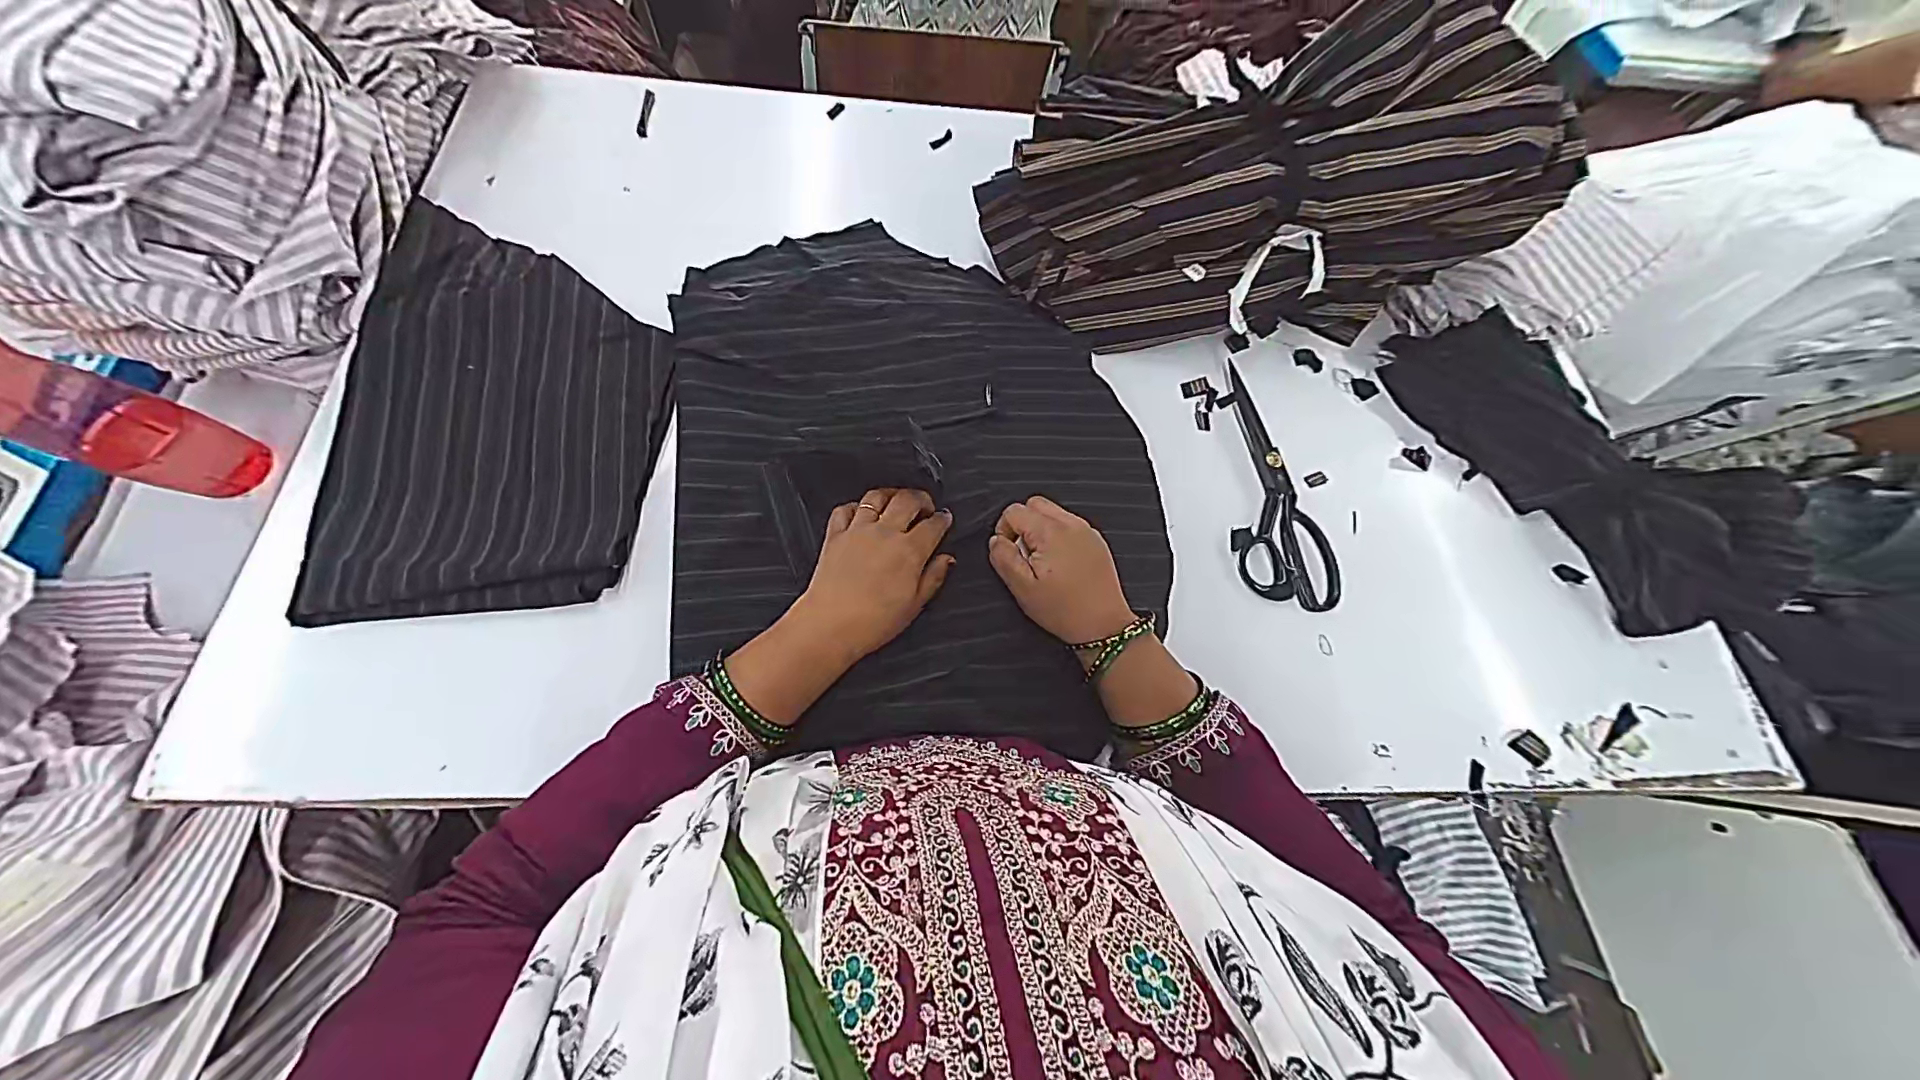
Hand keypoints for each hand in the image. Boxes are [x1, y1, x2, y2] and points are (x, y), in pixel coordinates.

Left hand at [789, 488, 954, 663]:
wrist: (830, 626)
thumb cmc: (871, 622)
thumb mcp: (914, 605)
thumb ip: (934, 577)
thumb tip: (946, 560)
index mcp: (909, 551)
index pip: (933, 524)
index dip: (943, 519)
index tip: (944, 519)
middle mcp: (884, 534)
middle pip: (908, 500)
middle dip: (922, 498)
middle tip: (926, 506)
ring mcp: (858, 531)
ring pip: (877, 496)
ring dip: (892, 495)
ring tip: (897, 501)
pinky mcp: (835, 536)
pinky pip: (845, 509)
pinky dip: (856, 506)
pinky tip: (862, 512)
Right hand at [987, 496, 1135, 645]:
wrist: (1102, 625)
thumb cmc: (1065, 610)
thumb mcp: (1022, 588)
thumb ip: (1003, 557)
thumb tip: (996, 540)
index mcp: (1050, 532)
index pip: (1014, 511)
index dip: (1004, 531)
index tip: (1010, 553)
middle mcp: (1071, 525)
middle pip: (1034, 504)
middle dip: (1023, 524)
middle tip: (1025, 555)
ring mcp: (1086, 531)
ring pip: (1053, 512)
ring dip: (1041, 529)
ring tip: (1044, 562)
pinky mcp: (1096, 541)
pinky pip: (1069, 525)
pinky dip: (1058, 536)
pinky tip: (1060, 564)